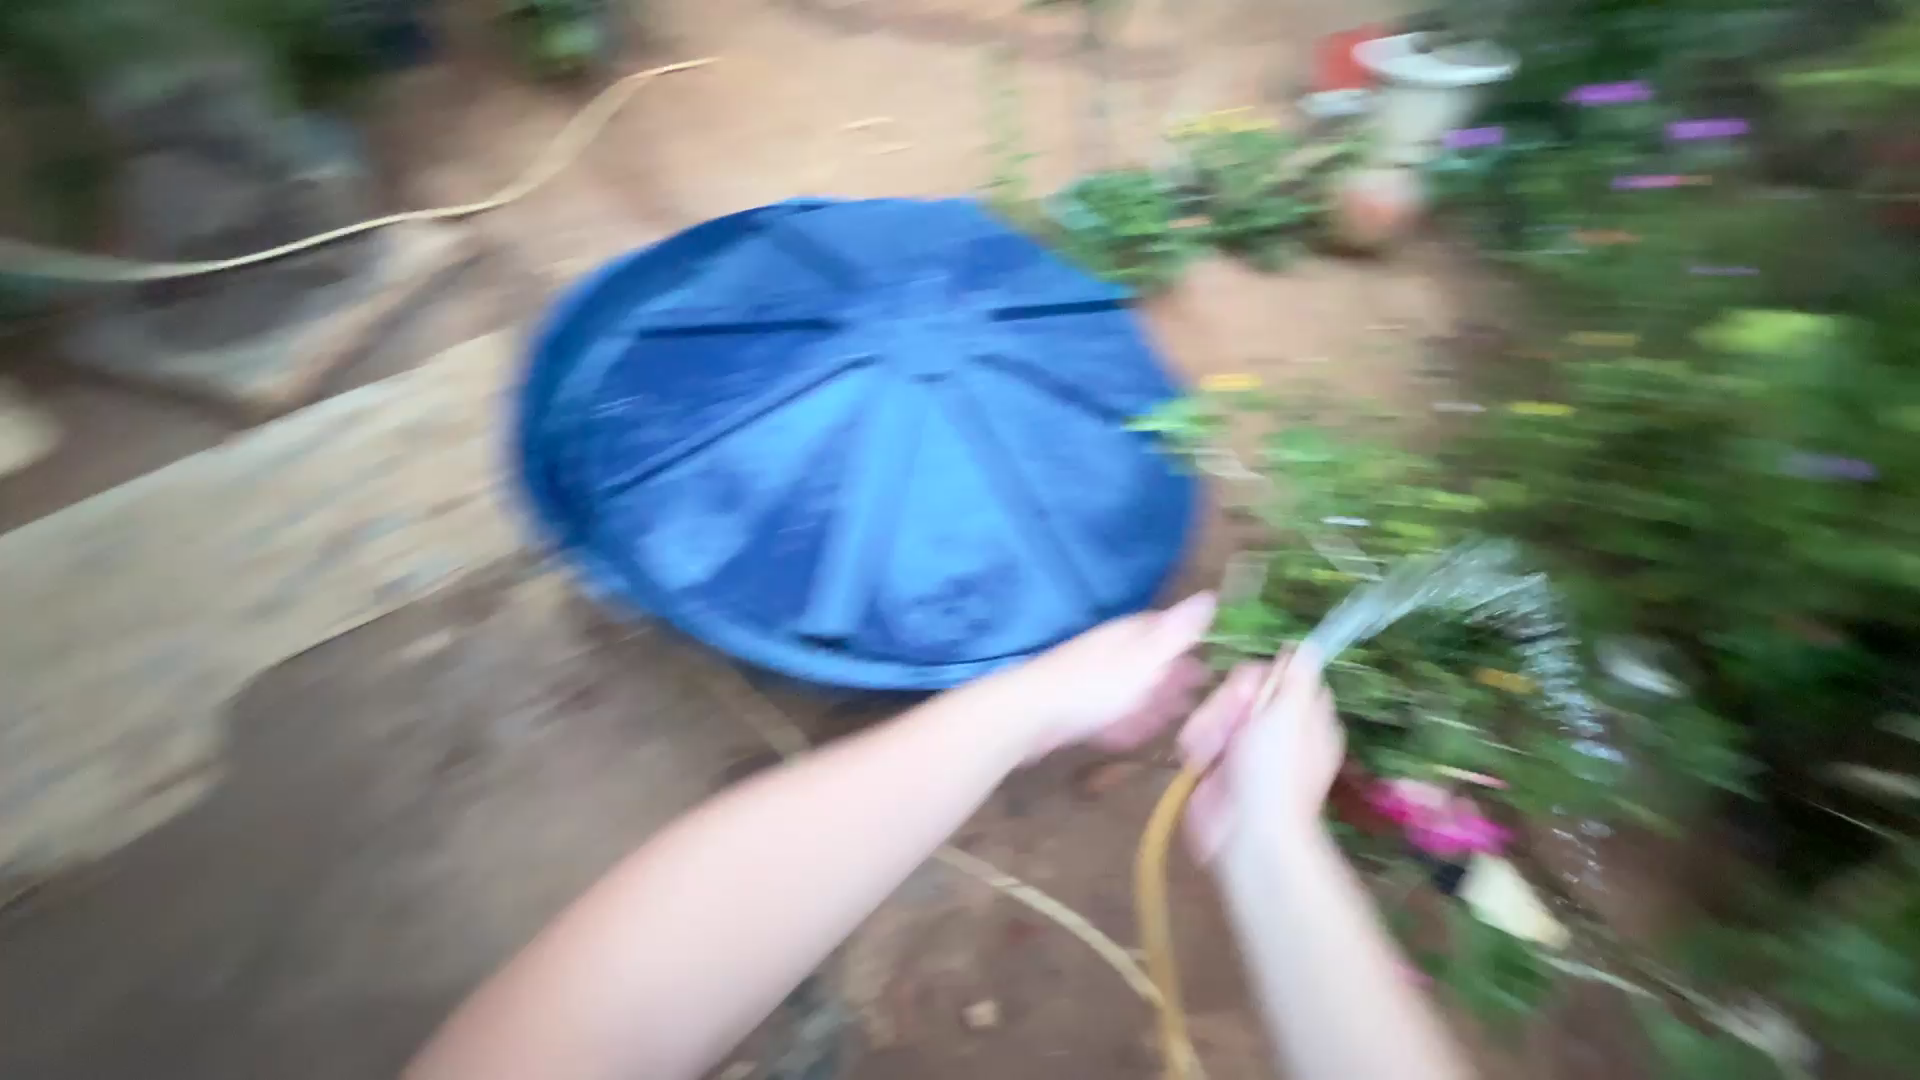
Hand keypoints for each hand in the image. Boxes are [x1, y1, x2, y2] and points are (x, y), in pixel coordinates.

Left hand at [986, 591, 1216, 760]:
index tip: (1223, 670)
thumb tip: (1213, 595)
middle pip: (1160, 666)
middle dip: (1178, 685)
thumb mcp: (1145, 656)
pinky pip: (1118, 717)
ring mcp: (1102, 682)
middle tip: (1204, 706)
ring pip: (1140, 694)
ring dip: (1155, 709)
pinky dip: (1128, 726)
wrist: (1033, 715)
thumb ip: (1179, 631)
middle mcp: (1120, 652)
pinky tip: (1133, 738)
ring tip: (1173, 723)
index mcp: (1136, 634)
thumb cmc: (1095, 684)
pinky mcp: (1087, 710)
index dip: (1199, 649)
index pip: (1177, 632)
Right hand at [1177, 645, 1342, 859]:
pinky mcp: (1213, 761)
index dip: (1260, 678)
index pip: (1277, 674)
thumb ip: (1297, 676)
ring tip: (1210, 753)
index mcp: (1303, 716)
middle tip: (1231, 726)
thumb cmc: (1274, 772)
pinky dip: (1195, 745)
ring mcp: (1242, 745)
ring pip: (1214, 709)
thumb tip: (1309, 644)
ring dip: (1207, 727)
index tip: (1252, 691)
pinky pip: (1197, 734)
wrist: (1243, 832)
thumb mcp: (1292, 714)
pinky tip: (1199, 761)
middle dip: (1227, 704)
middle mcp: (1273, 727)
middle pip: (1239, 689)